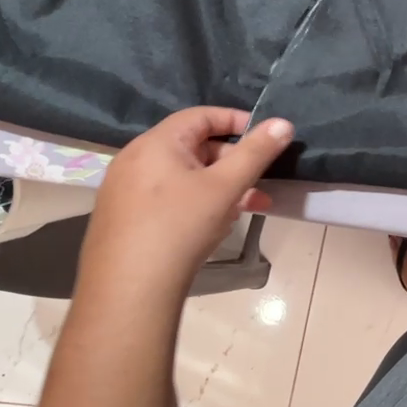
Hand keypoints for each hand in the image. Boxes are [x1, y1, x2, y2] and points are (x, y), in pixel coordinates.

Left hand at [78, 108, 294, 298]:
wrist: (128, 290)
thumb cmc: (180, 227)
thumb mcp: (226, 186)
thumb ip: (256, 152)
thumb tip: (283, 122)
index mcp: (156, 144)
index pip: (201, 115)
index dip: (237, 120)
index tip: (266, 138)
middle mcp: (134, 159)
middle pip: (194, 146)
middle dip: (233, 162)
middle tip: (259, 183)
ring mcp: (124, 189)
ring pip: (184, 175)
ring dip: (220, 185)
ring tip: (245, 208)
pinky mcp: (123, 216)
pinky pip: (167, 195)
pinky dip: (196, 200)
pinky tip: (213, 225)